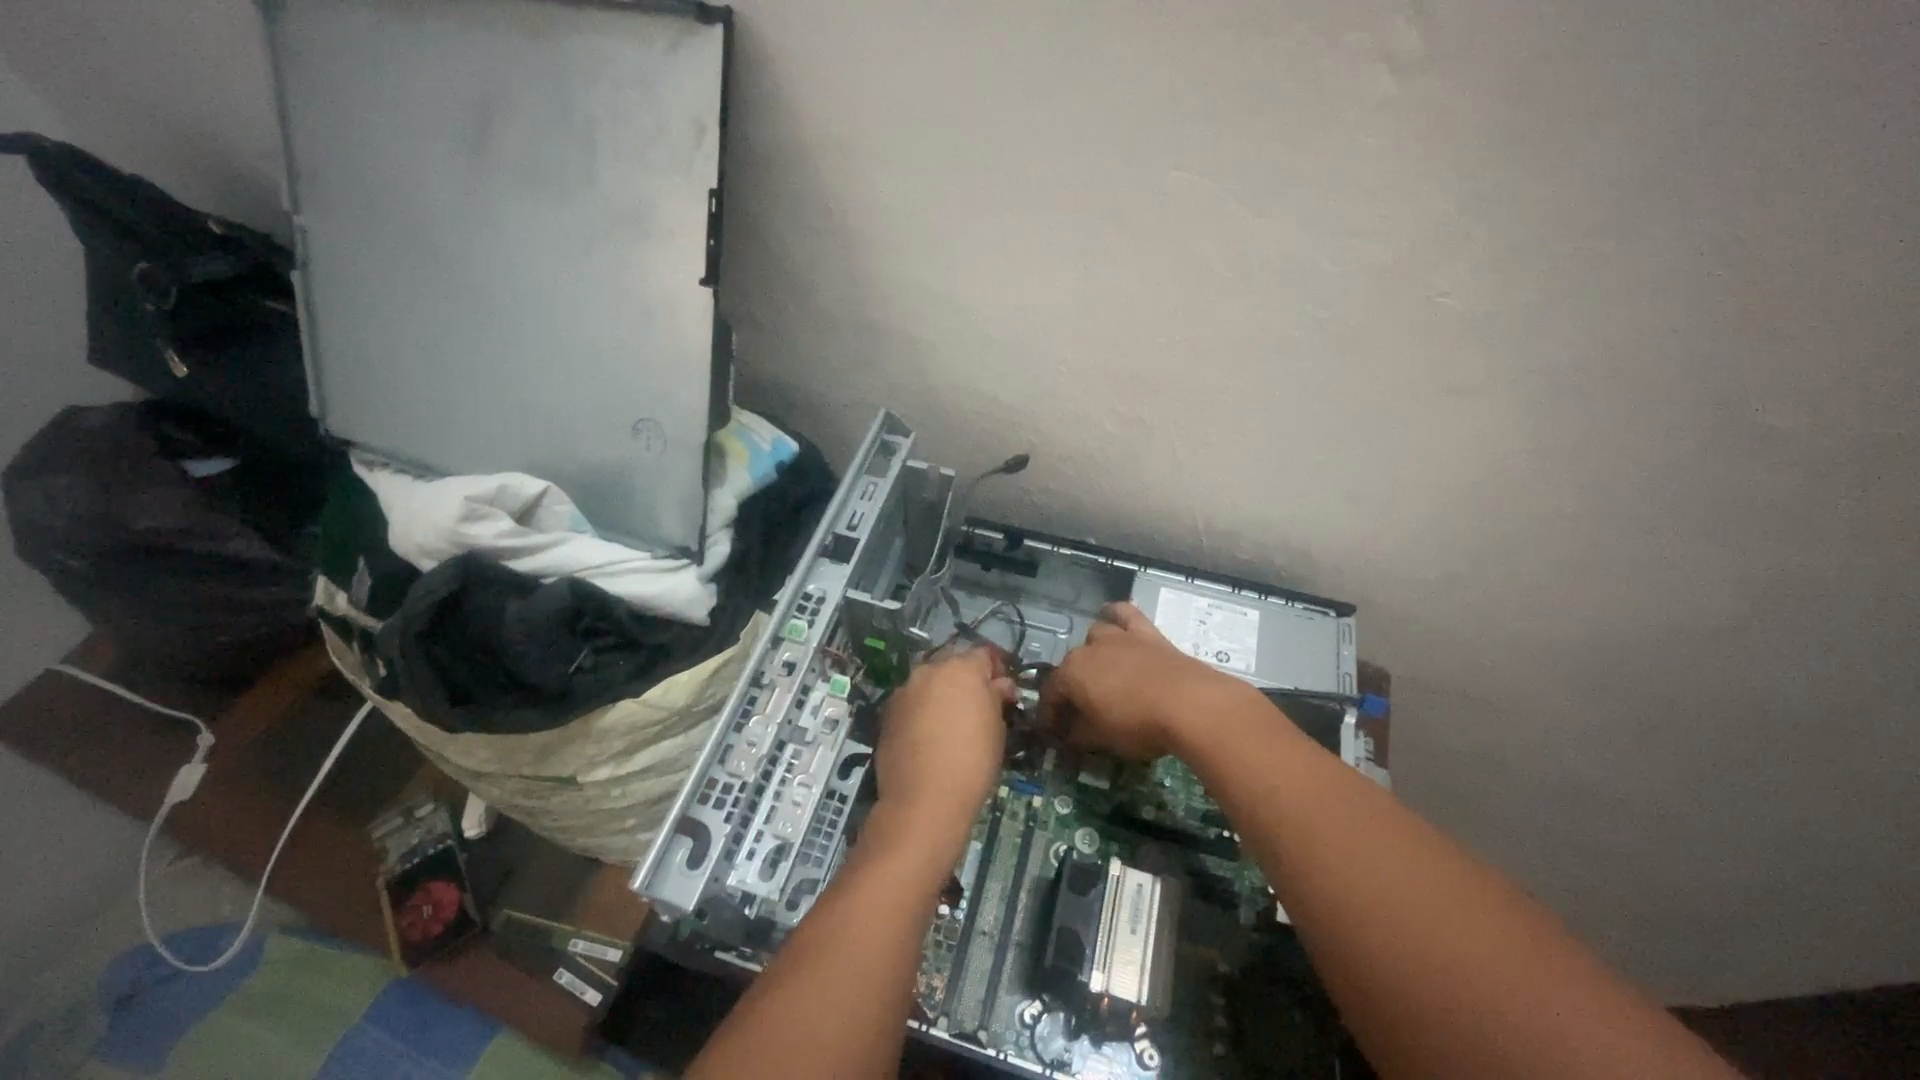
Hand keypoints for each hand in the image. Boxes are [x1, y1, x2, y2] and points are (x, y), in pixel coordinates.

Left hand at [874, 646, 1013, 830]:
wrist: (923, 799)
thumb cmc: (972, 762)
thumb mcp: (996, 728)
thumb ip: (996, 698)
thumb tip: (999, 684)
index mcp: (961, 669)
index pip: (984, 654)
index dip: (996, 668)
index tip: (1004, 688)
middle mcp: (929, 671)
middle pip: (952, 665)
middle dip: (966, 680)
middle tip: (978, 706)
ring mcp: (904, 691)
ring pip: (928, 683)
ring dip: (941, 694)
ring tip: (951, 723)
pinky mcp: (887, 713)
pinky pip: (911, 703)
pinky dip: (922, 711)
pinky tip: (928, 736)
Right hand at [1039, 601, 1250, 759]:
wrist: (1191, 704)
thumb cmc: (1139, 724)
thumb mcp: (1102, 739)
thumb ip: (1079, 734)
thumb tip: (1068, 734)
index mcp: (1071, 674)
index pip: (1050, 695)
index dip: (1049, 716)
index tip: (1053, 733)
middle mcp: (1089, 648)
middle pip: (1071, 667)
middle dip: (1070, 688)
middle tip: (1079, 712)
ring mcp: (1120, 637)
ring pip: (1095, 635)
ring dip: (1093, 653)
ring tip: (1100, 672)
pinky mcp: (1147, 633)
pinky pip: (1125, 613)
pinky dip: (1116, 614)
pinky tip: (1112, 616)